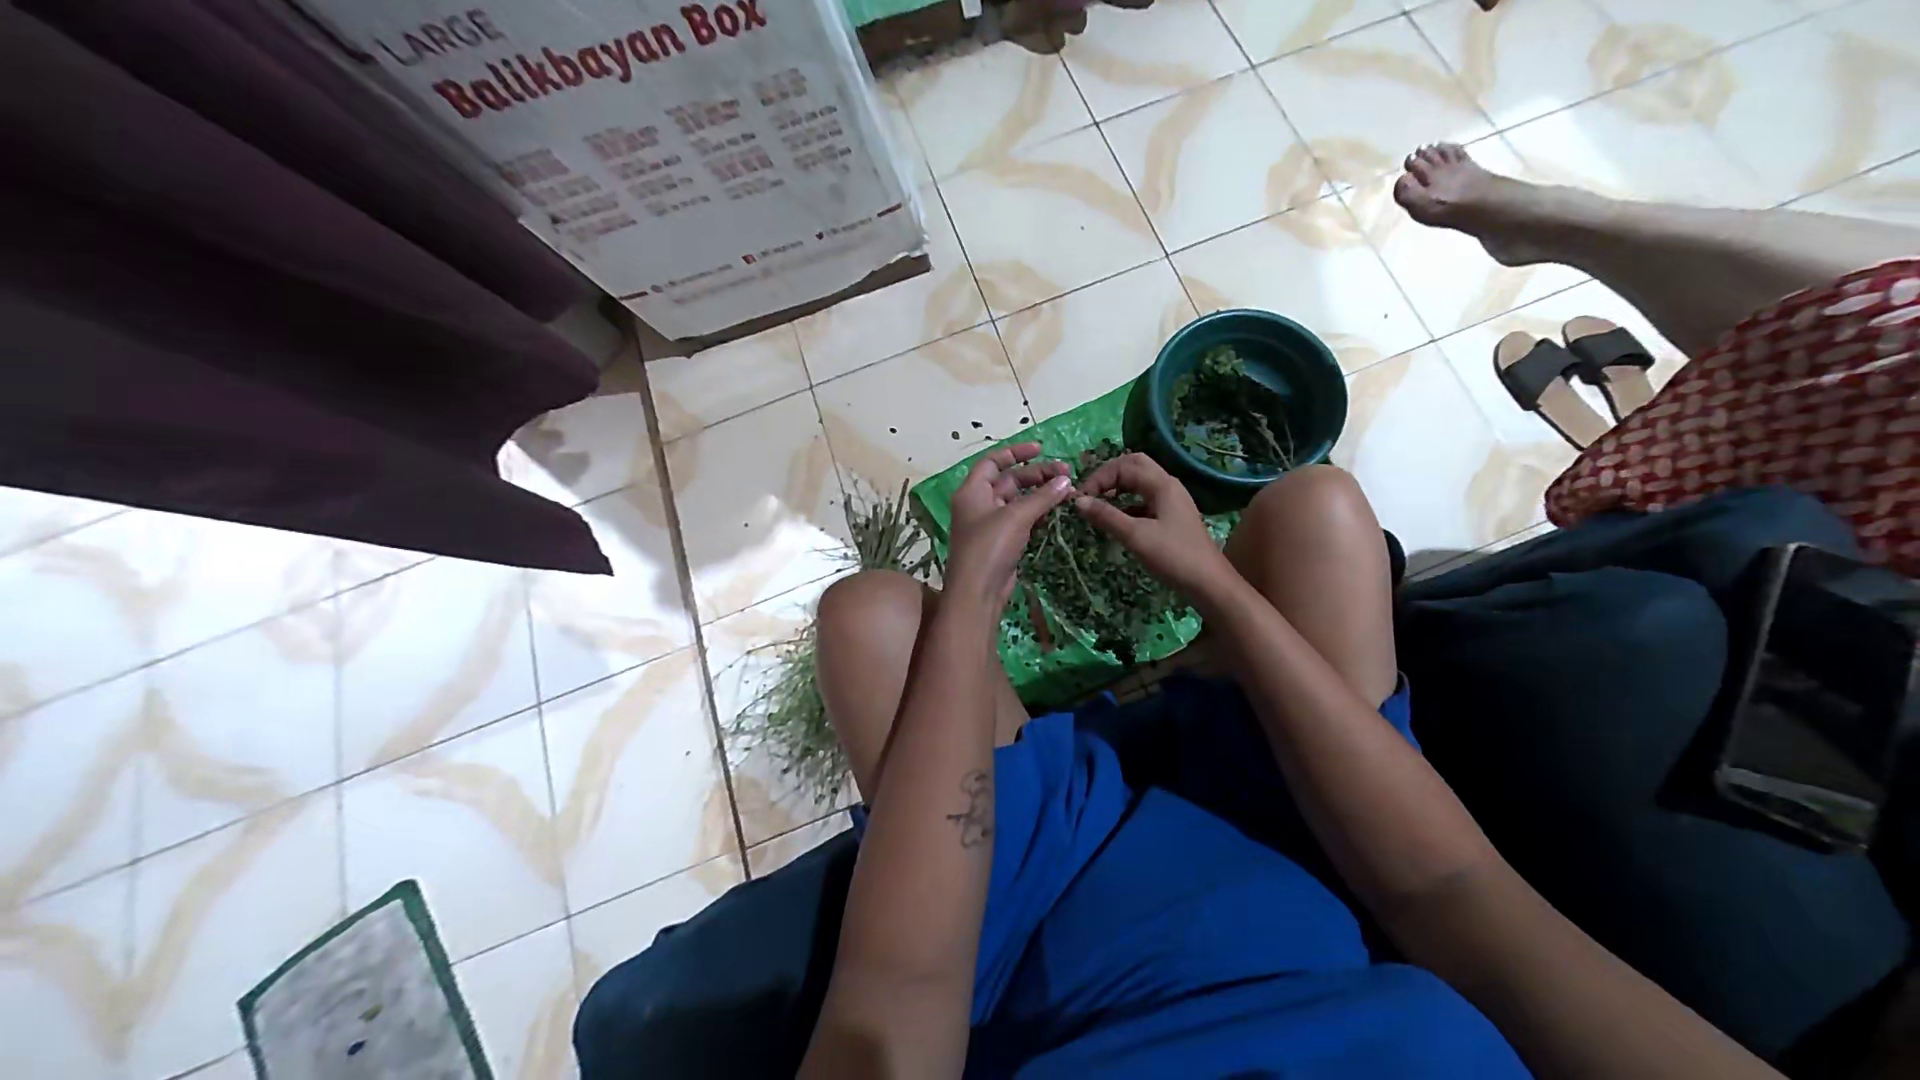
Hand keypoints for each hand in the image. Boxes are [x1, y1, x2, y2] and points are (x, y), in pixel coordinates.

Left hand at [946, 442, 1074, 610]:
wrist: (978, 592)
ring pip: (1018, 500)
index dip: (1016, 452)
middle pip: (1009, 480)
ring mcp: (991, 524)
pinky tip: (1057, 509)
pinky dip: (1038, 512)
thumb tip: (1065, 481)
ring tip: (1068, 490)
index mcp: (972, 491)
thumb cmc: (989, 548)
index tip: (1041, 448)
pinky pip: (1022, 519)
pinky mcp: (1002, 541)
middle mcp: (979, 504)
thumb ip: (1041, 497)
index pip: (993, 462)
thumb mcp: (1016, 517)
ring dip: (1040, 494)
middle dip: (1036, 475)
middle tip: (1066, 473)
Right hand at [1074, 453, 1236, 600]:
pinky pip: (1144, 499)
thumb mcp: (1136, 536)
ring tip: (1098, 505)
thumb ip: (1106, 516)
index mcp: (1162, 484)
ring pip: (1139, 482)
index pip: (1123, 466)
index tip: (1081, 499)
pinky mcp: (1171, 516)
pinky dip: (1126, 503)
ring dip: (1117, 488)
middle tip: (1090, 494)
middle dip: (1108, 476)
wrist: (1209, 583)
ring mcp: (1171, 501)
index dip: (1099, 478)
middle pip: (1133, 466)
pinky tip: (1116, 520)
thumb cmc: (1173, 557)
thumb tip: (1078, 501)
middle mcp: (1168, 486)